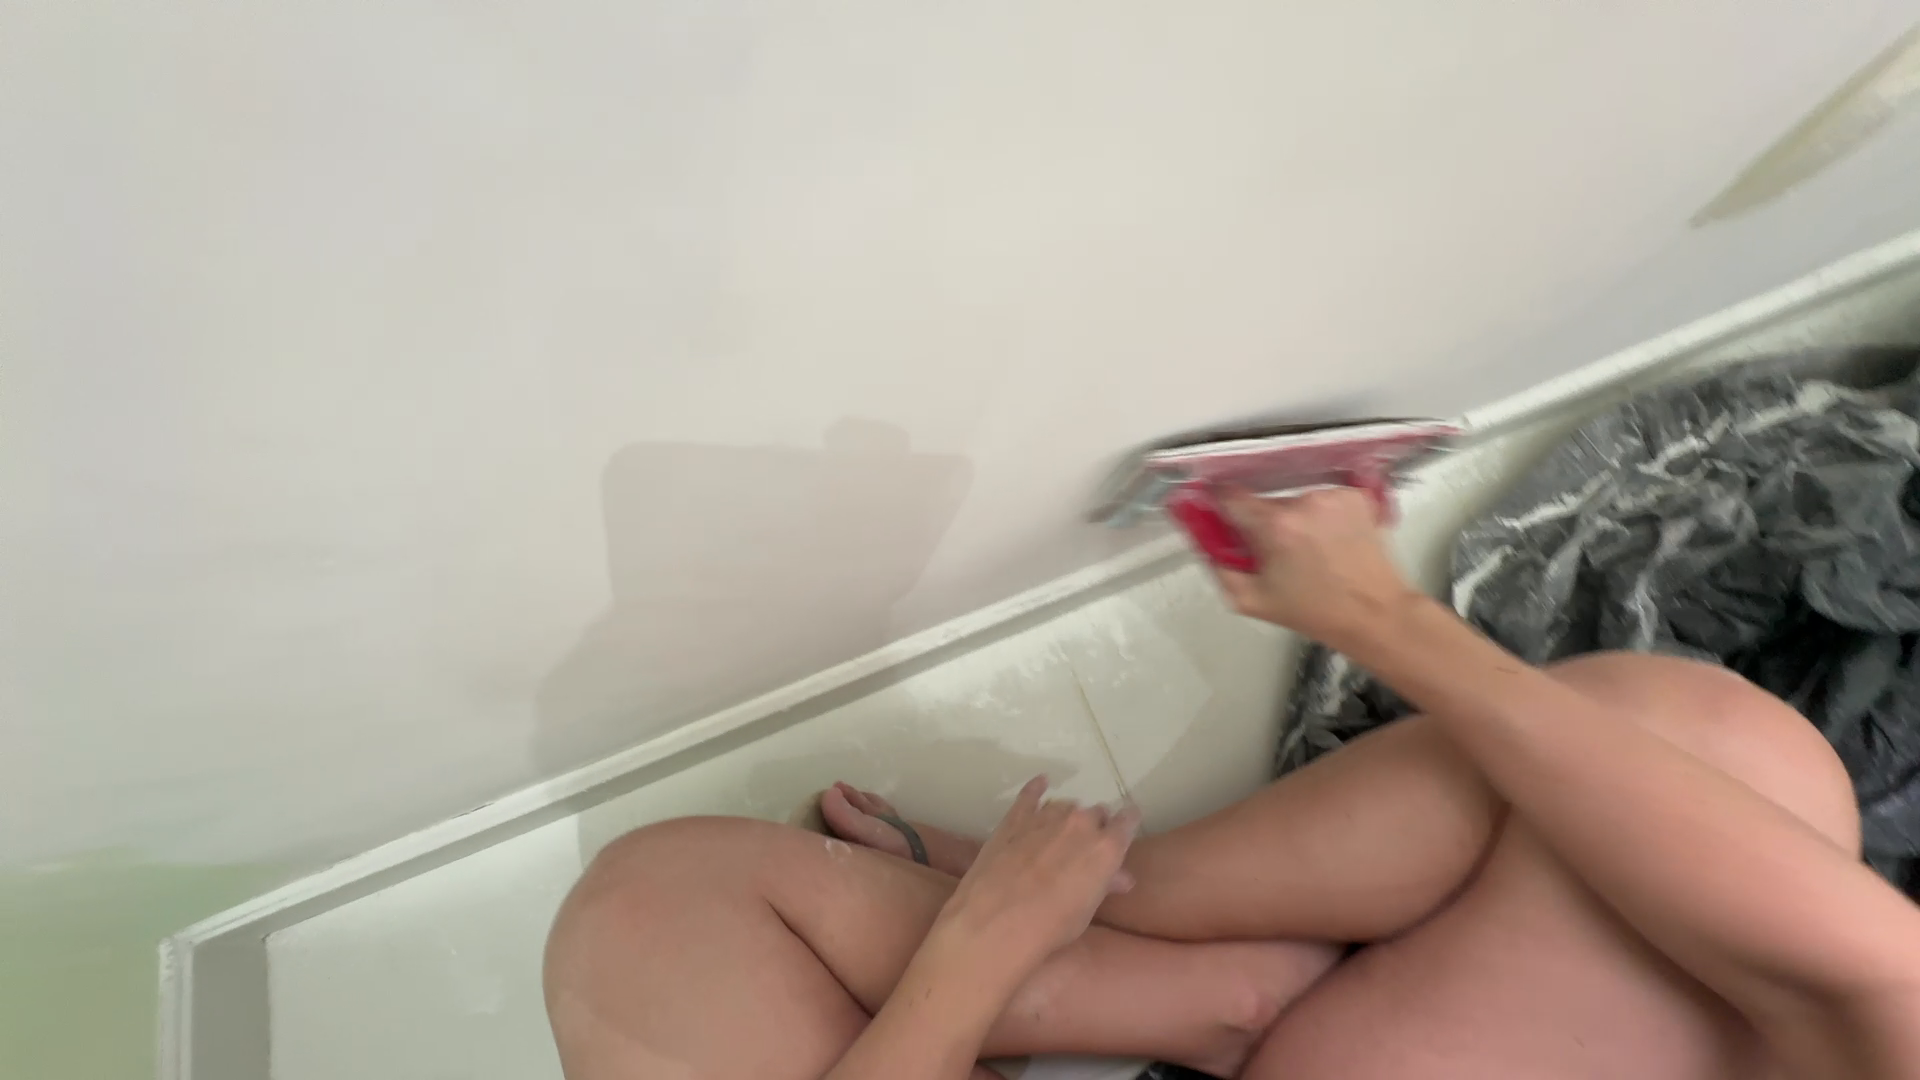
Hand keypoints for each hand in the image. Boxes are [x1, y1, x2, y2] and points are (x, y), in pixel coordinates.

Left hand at [932, 777, 1137, 976]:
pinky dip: (1037, 788)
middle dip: (1095, 826)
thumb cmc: (1051, 925)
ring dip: (1068, 816)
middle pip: (1095, 813)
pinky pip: (1030, 794)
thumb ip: (1105, 884)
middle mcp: (1080, 823)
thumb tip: (1121, 876)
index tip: (1127, 823)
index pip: (1126, 822)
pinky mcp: (1016, 816)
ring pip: (1066, 806)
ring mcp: (1046, 816)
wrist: (998, 919)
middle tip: (1086, 846)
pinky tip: (1041, 783)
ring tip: (1061, 832)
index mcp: (1105, 847)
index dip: (1127, 822)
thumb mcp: (1086, 910)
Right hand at [1212, 487, 1419, 646]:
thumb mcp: (1249, 600)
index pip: (1229, 495)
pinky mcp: (1355, 497)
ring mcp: (1333, 497)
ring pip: (1293, 502)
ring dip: (1291, 520)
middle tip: (1271, 553)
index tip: (1215, 509)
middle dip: (1261, 523)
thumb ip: (1217, 565)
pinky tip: (1327, 541)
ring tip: (1306, 551)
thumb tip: (1203, 538)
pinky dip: (1318, 517)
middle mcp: (1304, 503)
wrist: (1374, 614)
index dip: (1218, 502)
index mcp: (1274, 526)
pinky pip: (1320, 500)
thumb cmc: (1314, 611)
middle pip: (1263, 503)